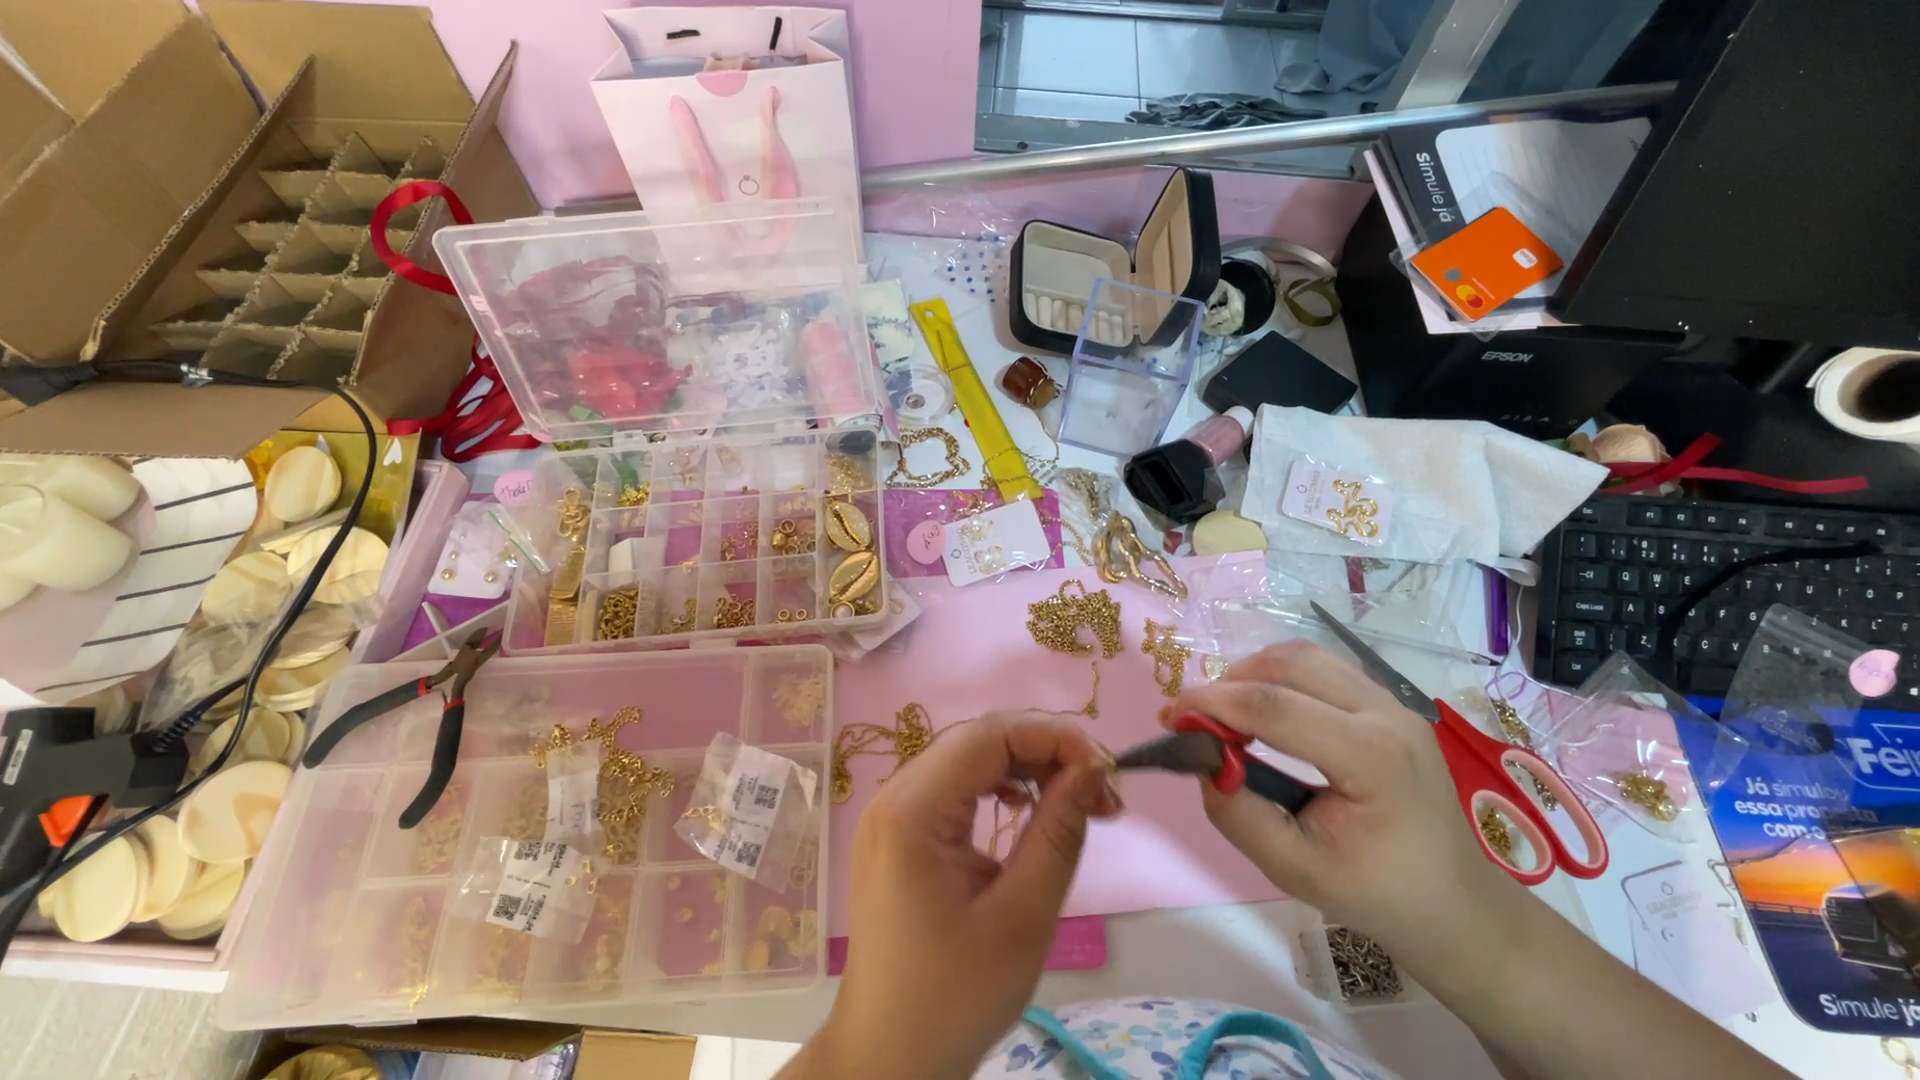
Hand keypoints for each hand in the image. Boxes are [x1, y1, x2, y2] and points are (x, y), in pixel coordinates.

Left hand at [792, 712, 1122, 1079]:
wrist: (891, 1056)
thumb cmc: (956, 994)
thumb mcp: (1023, 915)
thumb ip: (1059, 831)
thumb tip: (1091, 768)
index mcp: (912, 810)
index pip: (988, 735)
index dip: (1053, 736)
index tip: (1107, 770)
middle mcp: (893, 798)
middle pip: (976, 742)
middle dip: (1044, 752)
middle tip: (1102, 793)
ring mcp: (891, 816)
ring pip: (966, 761)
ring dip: (1025, 769)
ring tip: (1078, 802)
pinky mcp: (898, 836)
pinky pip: (953, 790)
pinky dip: (997, 789)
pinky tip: (1027, 808)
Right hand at [1163, 641, 1524, 960]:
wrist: (1452, 900)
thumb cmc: (1375, 892)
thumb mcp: (1294, 869)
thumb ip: (1238, 814)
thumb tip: (1202, 760)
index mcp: (1372, 758)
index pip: (1276, 707)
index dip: (1213, 704)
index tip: (1170, 718)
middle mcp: (1386, 714)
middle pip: (1289, 664)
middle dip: (1229, 682)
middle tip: (1192, 717)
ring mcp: (1392, 702)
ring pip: (1304, 656)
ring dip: (1253, 673)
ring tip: (1223, 712)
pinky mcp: (1387, 703)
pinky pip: (1321, 667)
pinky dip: (1278, 676)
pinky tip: (1261, 710)